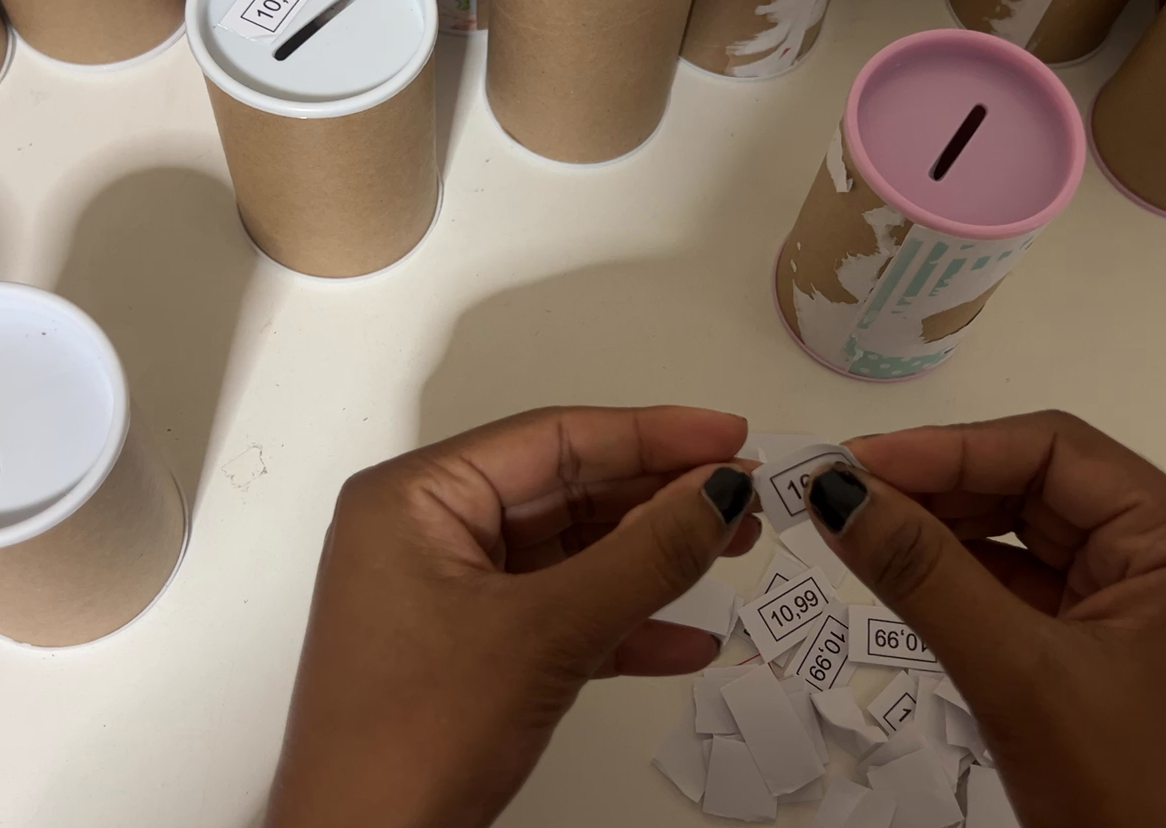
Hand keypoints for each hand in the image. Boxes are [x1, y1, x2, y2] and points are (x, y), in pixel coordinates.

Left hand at [268, 406, 760, 827]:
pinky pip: (559, 609)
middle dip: (660, 497)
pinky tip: (691, 640)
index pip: (554, 438)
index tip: (731, 432)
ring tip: (735, 545)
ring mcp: (452, 586)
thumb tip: (726, 488)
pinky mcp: (473, 643)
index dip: (650, 433)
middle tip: (745, 493)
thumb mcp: (547, 633)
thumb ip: (645, 556)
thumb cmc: (427, 733)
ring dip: (652, 557)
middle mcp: (432, 525)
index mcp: (420, 493)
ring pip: (571, 550)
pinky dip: (622, 621)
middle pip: (568, 490)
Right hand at [808, 411, 1165, 827]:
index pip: (1051, 451)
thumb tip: (830, 489)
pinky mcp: (1097, 628)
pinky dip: (952, 564)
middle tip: (844, 490)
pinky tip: (897, 562)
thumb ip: (918, 570)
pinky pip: (1014, 571)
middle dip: (935, 483)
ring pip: (1016, 522)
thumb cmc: (1122, 800)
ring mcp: (1134, 589)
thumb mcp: (1013, 673)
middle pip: (1031, 480)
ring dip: (936, 521)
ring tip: (859, 521)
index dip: (947, 446)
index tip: (856, 458)